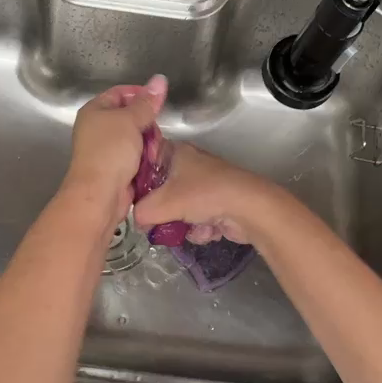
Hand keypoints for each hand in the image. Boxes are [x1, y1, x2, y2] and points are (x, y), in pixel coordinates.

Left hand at [59, 74, 166, 228]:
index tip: (158, 103)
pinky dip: (144, 158)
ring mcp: (106, 149)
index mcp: (95, 110)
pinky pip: (136, 156)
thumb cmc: (110, 151)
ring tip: (152, 151)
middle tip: (154, 133)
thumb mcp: (130, 121)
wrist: (100, 194)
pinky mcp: (115, 167)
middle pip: (130, 116)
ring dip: (148, 143)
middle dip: (146, 124)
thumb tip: (160, 79)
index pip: (120, 93)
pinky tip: (150, 162)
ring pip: (136, 138)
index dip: (140, 94)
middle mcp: (98, 127)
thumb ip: (147, 102)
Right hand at [132, 143, 291, 246]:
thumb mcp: (163, 203)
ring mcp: (205, 185)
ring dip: (183, 223)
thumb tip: (137, 221)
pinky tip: (209, 230)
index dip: (137, 179)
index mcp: (176, 152)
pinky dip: (201, 228)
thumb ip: (141, 212)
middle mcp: (190, 165)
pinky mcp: (218, 203)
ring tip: (191, 227)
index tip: (132, 198)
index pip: (146, 160)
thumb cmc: (204, 194)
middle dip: (162, 211)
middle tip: (158, 222)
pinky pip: (197, 219)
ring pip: (179, 208)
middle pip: (162, 190)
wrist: (248, 208)